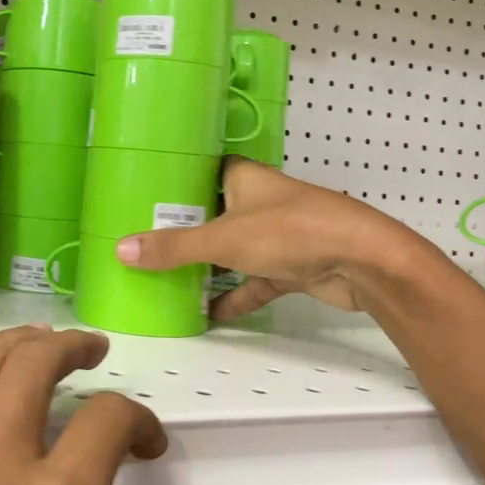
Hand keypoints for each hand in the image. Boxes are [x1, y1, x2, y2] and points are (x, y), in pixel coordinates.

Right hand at [116, 157, 423, 320]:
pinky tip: (206, 315)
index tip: (142, 192)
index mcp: (243, 178)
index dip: (176, 179)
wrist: (363, 261)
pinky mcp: (289, 266)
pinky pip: (252, 282)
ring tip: (165, 279)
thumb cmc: (291, 231)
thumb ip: (174, 247)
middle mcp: (257, 201)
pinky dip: (234, 297)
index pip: (203, 169)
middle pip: (213, 212)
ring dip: (207, 266)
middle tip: (143, 240)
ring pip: (232, 250)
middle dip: (184, 229)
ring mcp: (275, 235)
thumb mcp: (224, 238)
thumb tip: (120, 249)